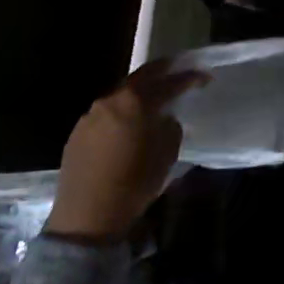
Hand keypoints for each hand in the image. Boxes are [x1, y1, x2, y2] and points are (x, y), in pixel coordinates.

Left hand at [44, 63, 207, 241]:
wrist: (88, 215)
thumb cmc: (135, 183)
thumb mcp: (166, 154)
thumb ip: (170, 128)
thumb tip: (165, 118)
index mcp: (136, 103)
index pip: (169, 83)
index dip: (190, 78)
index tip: (205, 76)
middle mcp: (110, 101)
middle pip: (140, 77)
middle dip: (162, 71)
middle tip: (179, 69)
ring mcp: (90, 115)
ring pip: (121, 94)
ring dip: (140, 92)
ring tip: (155, 98)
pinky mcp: (78, 131)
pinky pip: (107, 112)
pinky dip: (123, 110)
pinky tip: (130, 123)